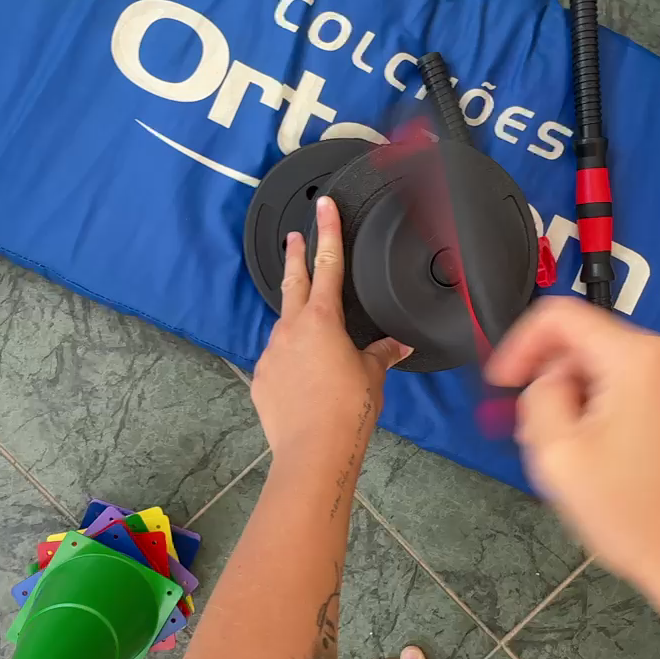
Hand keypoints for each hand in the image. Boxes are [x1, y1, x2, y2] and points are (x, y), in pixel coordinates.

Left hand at [252, 195, 412, 461]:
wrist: (314, 451)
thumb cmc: (350, 409)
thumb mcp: (372, 376)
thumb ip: (382, 353)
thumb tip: (399, 345)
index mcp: (323, 320)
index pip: (328, 265)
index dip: (328, 232)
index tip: (323, 207)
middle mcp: (291, 329)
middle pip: (293, 282)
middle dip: (295, 256)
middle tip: (292, 237)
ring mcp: (271, 354)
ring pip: (286, 328)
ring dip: (297, 325)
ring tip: (315, 344)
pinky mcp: (260, 379)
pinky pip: (277, 361)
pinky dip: (290, 362)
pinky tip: (304, 381)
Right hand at [485, 297, 659, 598]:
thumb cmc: (633, 516)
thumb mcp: (557, 457)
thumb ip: (539, 396)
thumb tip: (554, 379)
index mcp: (639, 358)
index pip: (562, 315)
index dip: (521, 344)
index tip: (505, 383)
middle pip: (594, 341)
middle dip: (560, 378)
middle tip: (546, 432)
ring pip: (622, 363)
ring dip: (592, 394)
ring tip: (587, 450)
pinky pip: (654, 381)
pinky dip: (627, 402)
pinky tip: (625, 451)